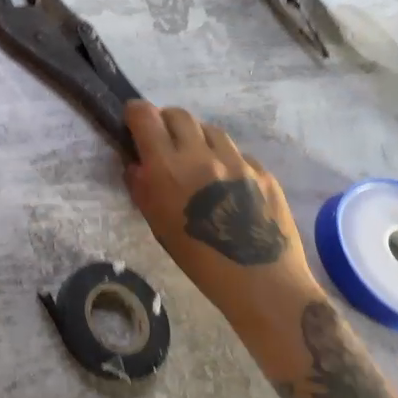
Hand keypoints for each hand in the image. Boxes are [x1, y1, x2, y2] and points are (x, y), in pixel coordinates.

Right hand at [122, 100, 321, 330]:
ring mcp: (237, 162)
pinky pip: (239, 154)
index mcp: (167, 167)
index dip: (136, 113)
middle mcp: (201, 155)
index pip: (145, 115)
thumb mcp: (156, 223)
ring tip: (200, 163)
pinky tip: (229, 186)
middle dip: (167, 123)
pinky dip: (227, 161)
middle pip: (178, 114)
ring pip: (211, 130)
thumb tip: (137, 162)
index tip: (134, 123)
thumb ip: (141, 185)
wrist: (263, 284)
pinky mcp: (264, 173)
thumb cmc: (199, 259)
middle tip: (167, 143)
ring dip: (198, 139)